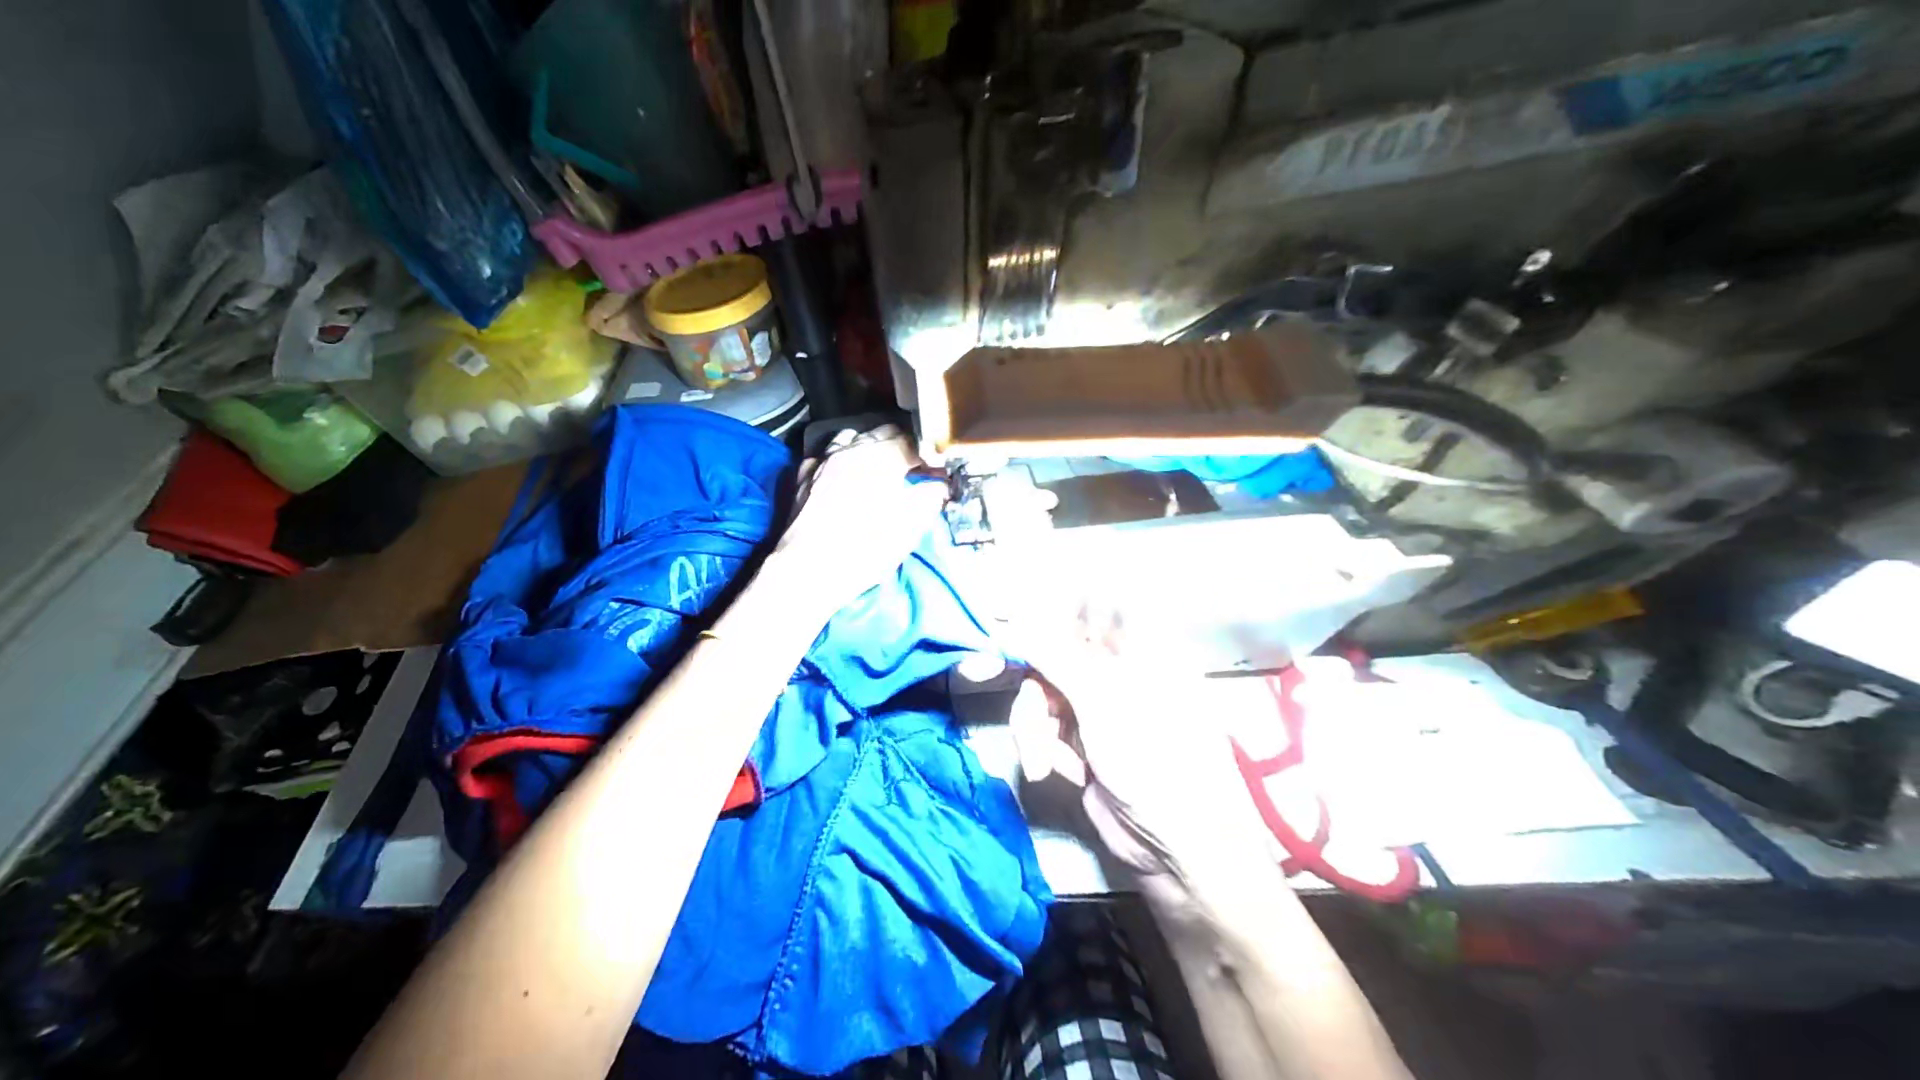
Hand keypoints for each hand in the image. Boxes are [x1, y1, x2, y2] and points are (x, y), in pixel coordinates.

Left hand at [771, 425, 947, 613]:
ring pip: (852, 438)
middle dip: (903, 447)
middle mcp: (851, 449)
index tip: (940, 472)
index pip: (915, 443)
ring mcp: (822, 460)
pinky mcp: (802, 476)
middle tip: (915, 469)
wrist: (808, 571)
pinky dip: (840, 461)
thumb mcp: (909, 528)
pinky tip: (843, 478)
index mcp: (881, 458)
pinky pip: (825, 457)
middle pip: (883, 434)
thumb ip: (930, 499)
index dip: (932, 456)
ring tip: (878, 469)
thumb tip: (940, 487)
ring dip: (870, 448)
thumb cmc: (864, 550)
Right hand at [1005, 604, 1274, 894]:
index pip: (1091, 605)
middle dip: (1031, 680)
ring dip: (1032, 723)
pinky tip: (1049, 771)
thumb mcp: (1103, 700)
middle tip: (998, 685)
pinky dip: (1041, 747)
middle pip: (1057, 651)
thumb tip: (1019, 614)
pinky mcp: (1085, 745)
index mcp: (1143, 647)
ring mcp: (1103, 709)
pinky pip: (1047, 728)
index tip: (1008, 613)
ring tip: (1037, 759)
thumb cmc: (1156, 762)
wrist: (1180, 853)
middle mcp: (1122, 671)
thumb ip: (1056, 653)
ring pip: (1045, 692)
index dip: (1049, 606)